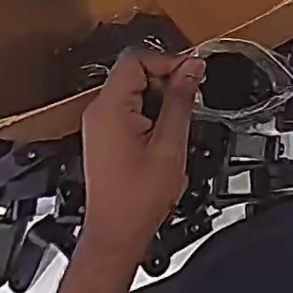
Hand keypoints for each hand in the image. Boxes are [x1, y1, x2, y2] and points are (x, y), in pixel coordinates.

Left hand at [77, 49, 202, 264]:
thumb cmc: (137, 198)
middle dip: (167, 76)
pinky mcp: (106, 134)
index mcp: (110, 109)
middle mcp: (99, 112)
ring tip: (181, 114)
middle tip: (192, 92)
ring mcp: (100, 123)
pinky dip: (152, 107)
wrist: (117, 233)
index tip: (192, 72)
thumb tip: (192, 67)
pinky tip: (167, 127)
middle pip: (134, 70)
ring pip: (134, 87)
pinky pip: (130, 104)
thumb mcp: (170, 142)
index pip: (136, 59)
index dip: (168, 60)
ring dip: (161, 93)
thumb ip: (181, 98)